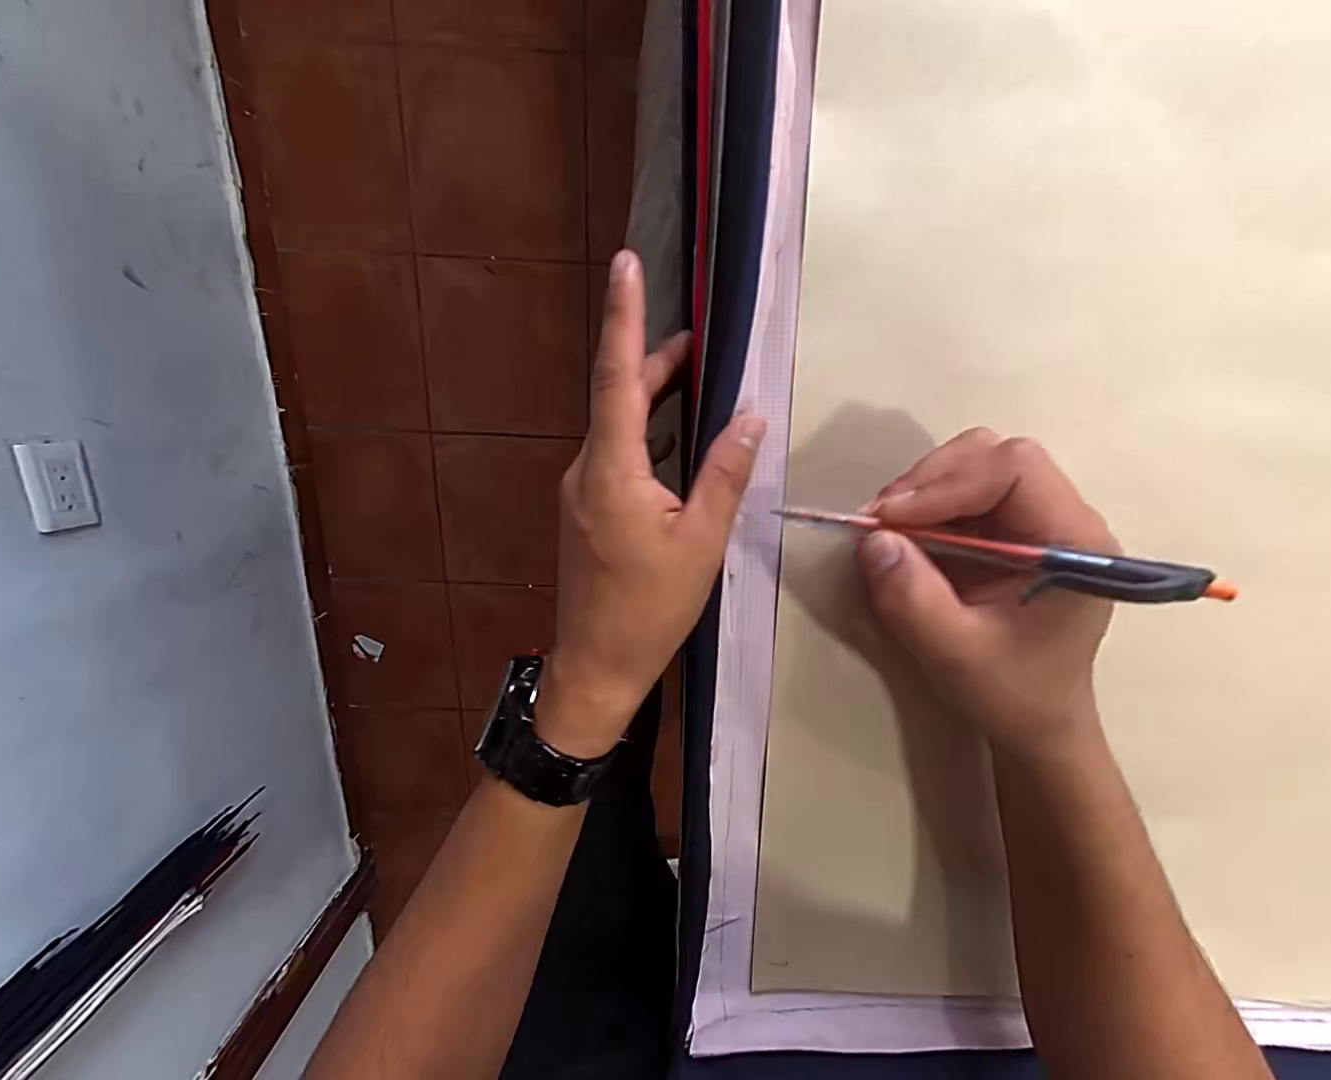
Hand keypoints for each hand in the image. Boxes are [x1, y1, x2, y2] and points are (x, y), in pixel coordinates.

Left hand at [537, 250, 765, 758]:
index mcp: (611, 471)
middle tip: (698, 344)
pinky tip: (671, 440)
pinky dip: (642, 433)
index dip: (623, 318)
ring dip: (650, 399)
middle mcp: (585, 469)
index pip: (616, 379)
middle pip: (616, 397)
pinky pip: (612, 453)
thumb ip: (725, 474)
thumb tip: (751, 418)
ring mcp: (579, 490)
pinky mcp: (584, 508)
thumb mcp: (701, 542)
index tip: (625, 266)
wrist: (597, 663)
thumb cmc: (650, 609)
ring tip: (691, 380)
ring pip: (614, 426)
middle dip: (654, 363)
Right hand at [856, 428, 1115, 756]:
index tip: (891, 519)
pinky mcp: (1005, 530)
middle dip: (929, 479)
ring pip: (973, 464)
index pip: (1014, 469)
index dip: (947, 482)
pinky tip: (903, 534)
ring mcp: (1033, 521)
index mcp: (1072, 541)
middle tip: (882, 520)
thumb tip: (873, 541)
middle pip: (992, 454)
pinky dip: (921, 503)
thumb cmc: (1011, 692)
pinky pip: (959, 491)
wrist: (1035, 722)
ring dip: (921, 489)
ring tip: (887, 528)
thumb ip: (913, 598)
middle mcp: (1059, 518)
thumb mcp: (954, 653)